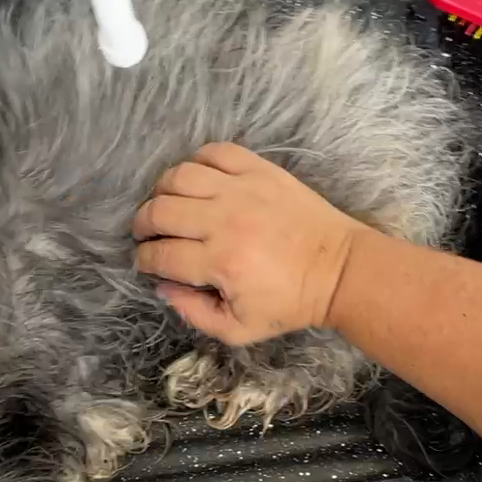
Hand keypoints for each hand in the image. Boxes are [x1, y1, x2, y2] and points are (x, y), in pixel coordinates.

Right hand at [133, 143, 373, 344]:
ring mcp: (243, 190)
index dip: (145, 261)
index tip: (146, 263)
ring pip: (179, 176)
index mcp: (221, 263)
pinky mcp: (260, 170)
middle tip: (146, 235)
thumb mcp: (239, 330)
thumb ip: (195, 313)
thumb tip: (164, 288)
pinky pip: (213, 152)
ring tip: (166, 207)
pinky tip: (197, 182)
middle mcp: (226, 221)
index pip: (161, 255)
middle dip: (143, 225)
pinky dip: (196, 163)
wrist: (338, 271)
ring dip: (162, 192)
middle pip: (160, 211)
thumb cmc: (289, 304)